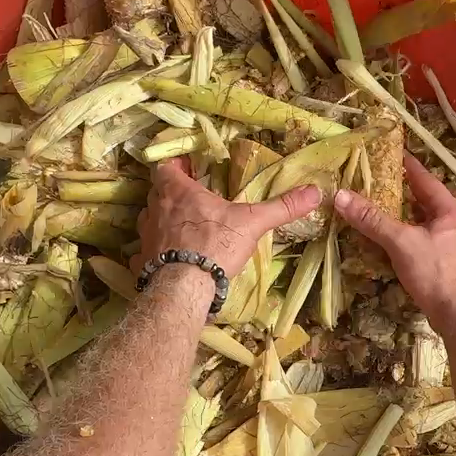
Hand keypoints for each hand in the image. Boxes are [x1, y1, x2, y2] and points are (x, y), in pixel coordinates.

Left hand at [133, 159, 320, 278]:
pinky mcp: (140, 262)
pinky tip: (168, 260)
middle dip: (173, 194)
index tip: (189, 170)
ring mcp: (144, 237)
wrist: (184, 289)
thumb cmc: (215, 245)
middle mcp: (154, 209)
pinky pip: (145, 252)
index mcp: (177, 192)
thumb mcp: (252, 223)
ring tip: (184, 230)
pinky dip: (155, 253)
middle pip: (157, 193)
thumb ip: (281, 207)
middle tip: (193, 200)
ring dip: (163, 222)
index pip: (164, 168)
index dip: (175, 167)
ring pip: (149, 221)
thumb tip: (315, 192)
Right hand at [335, 154, 455, 329]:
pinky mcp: (450, 265)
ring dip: (405, 217)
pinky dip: (408, 237)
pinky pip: (425, 242)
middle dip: (402, 192)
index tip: (390, 153)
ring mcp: (455, 245)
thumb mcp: (402, 243)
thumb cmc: (437, 274)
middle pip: (425, 201)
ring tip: (381, 210)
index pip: (424, 179)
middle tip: (377, 182)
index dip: (406, 165)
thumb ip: (372, 220)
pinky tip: (395, 244)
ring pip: (425, 223)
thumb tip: (341, 195)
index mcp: (450, 210)